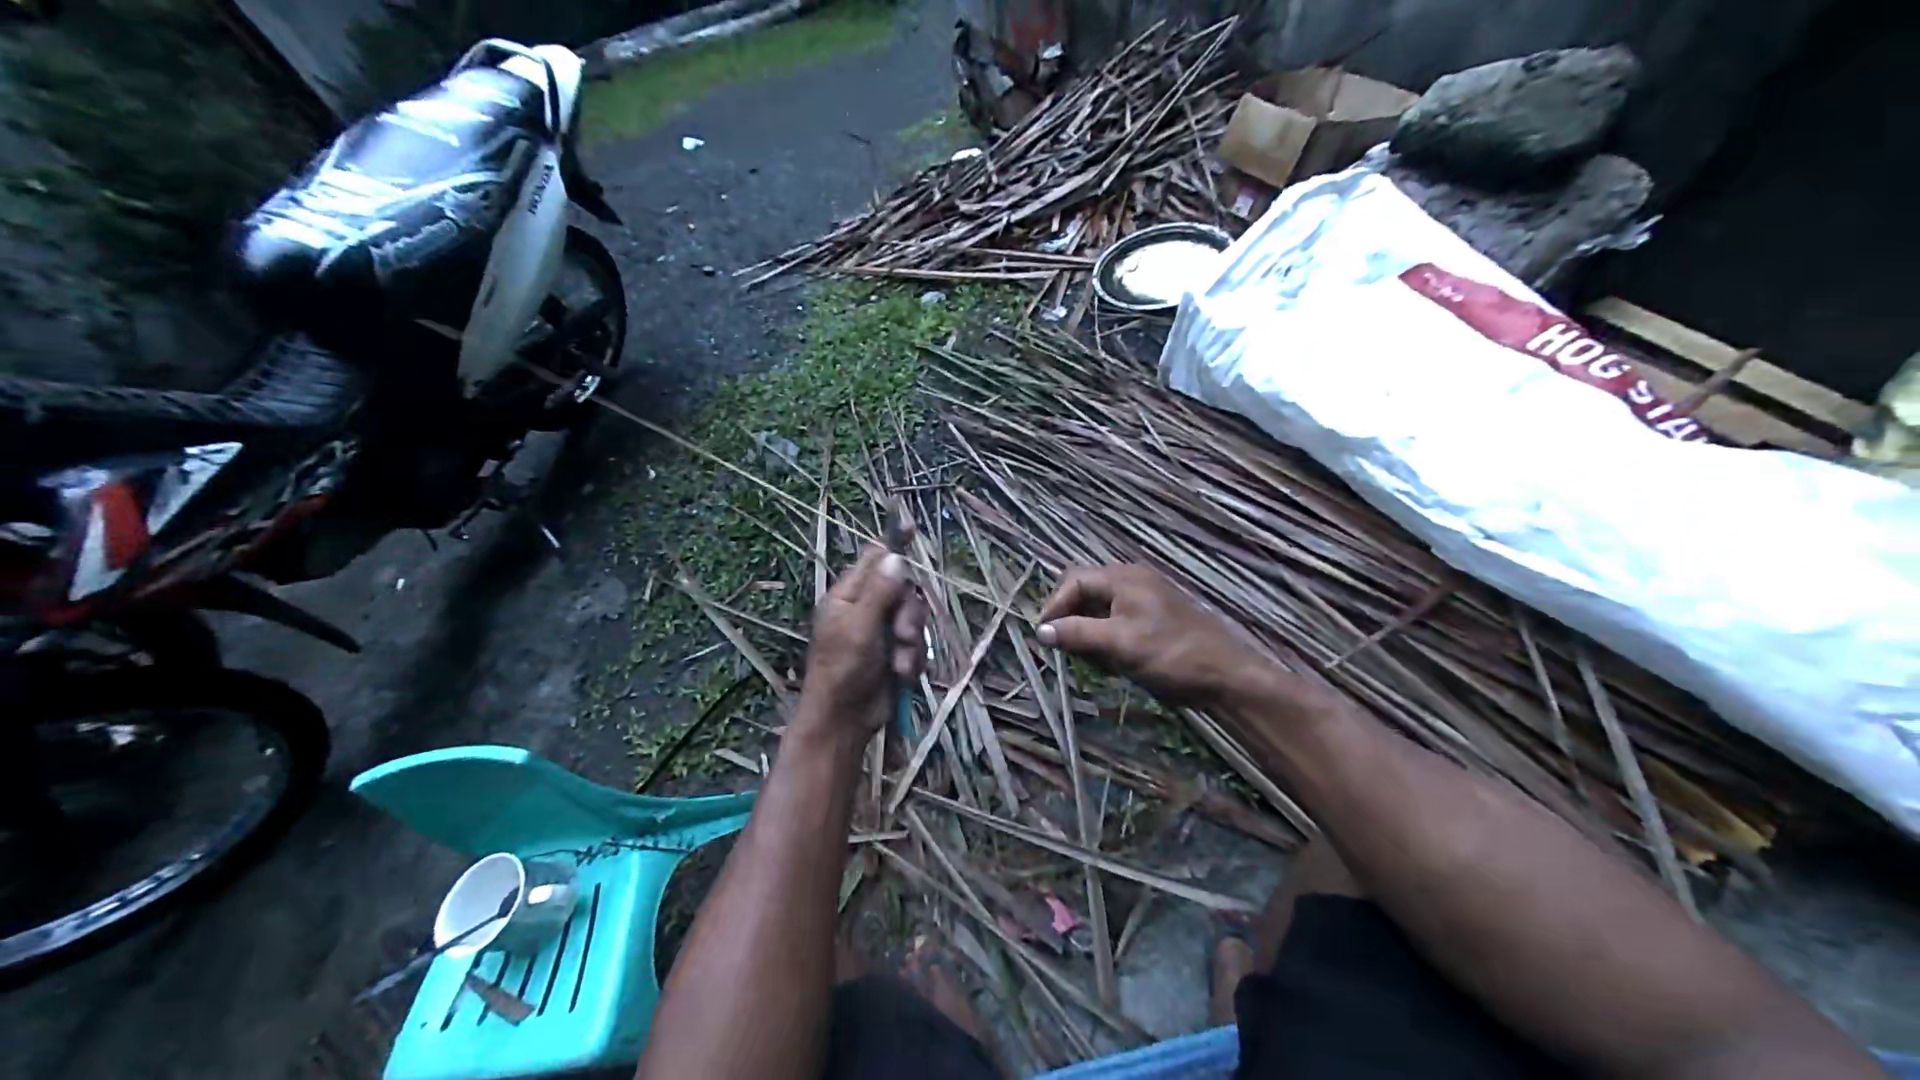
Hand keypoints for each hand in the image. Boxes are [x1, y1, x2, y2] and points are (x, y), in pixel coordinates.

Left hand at [798, 544, 926, 742]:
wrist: (844, 722)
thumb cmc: (842, 671)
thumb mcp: (859, 626)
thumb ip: (879, 591)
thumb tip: (895, 556)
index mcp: (847, 595)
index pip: (873, 560)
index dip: (894, 547)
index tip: (912, 529)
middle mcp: (865, 608)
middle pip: (902, 589)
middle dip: (908, 614)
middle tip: (901, 635)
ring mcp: (881, 632)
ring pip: (914, 618)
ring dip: (912, 643)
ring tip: (900, 665)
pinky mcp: (896, 653)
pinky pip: (917, 644)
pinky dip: (914, 660)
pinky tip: (903, 676)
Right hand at [1036, 564, 1279, 706]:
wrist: (1228, 676)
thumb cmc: (1172, 655)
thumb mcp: (1119, 645)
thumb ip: (1077, 634)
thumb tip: (1041, 631)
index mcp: (1124, 578)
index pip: (1074, 581)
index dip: (1054, 607)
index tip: (1044, 638)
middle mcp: (1133, 581)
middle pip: (1086, 592)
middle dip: (1071, 620)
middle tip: (1067, 649)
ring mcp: (1146, 599)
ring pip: (1100, 610)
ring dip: (1089, 633)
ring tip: (1094, 660)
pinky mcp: (1155, 619)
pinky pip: (1118, 621)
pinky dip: (1108, 639)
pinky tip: (1115, 662)